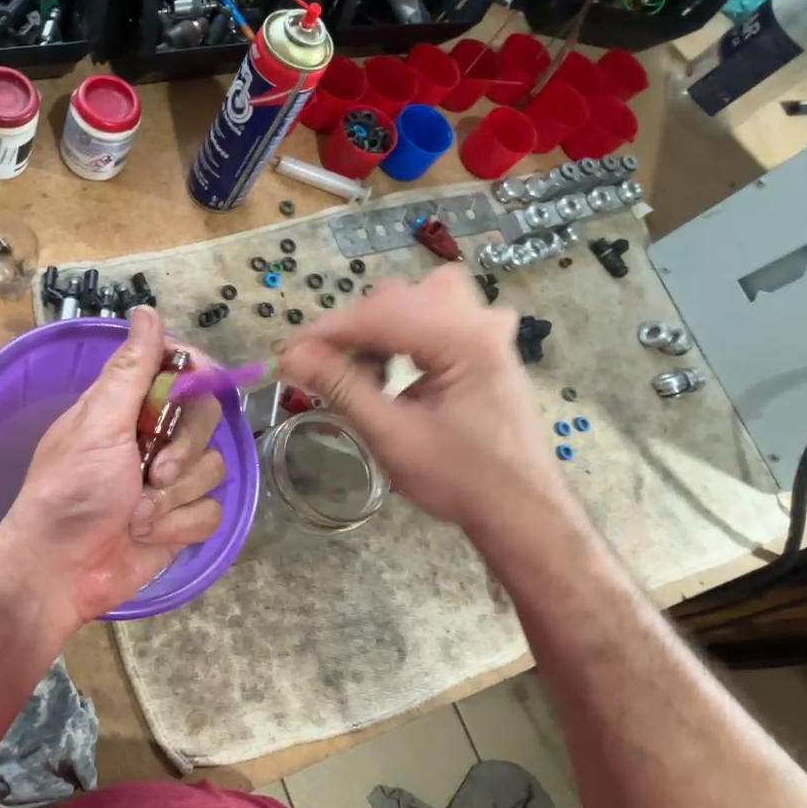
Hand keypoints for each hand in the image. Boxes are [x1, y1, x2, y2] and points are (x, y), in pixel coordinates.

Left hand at [0, 306, 227, 635]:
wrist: (60, 572)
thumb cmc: (70, 492)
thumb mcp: (97, 424)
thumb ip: (129, 371)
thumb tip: (146, 310)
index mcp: (124, 408)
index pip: (177, 370)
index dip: (197, 372)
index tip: (206, 378)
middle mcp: (149, 439)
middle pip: (205, 418)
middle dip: (182, 449)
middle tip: (151, 472)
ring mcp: (167, 482)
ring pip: (212, 468)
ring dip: (173, 497)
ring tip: (136, 514)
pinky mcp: (178, 522)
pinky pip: (209, 512)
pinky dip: (177, 526)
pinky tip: (145, 536)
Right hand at [276, 265, 568, 539]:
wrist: (520, 509)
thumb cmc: (460, 478)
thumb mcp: (392, 434)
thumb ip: (341, 387)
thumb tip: (292, 356)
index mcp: (465, 338)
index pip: (380, 313)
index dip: (327, 331)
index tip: (287, 353)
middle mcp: (480, 321)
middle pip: (399, 298)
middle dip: (353, 329)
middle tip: (319, 367)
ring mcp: (487, 333)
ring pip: (418, 302)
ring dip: (379, 329)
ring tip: (356, 371)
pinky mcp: (485, 349)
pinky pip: (434, 322)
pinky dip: (401, 340)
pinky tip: (385, 375)